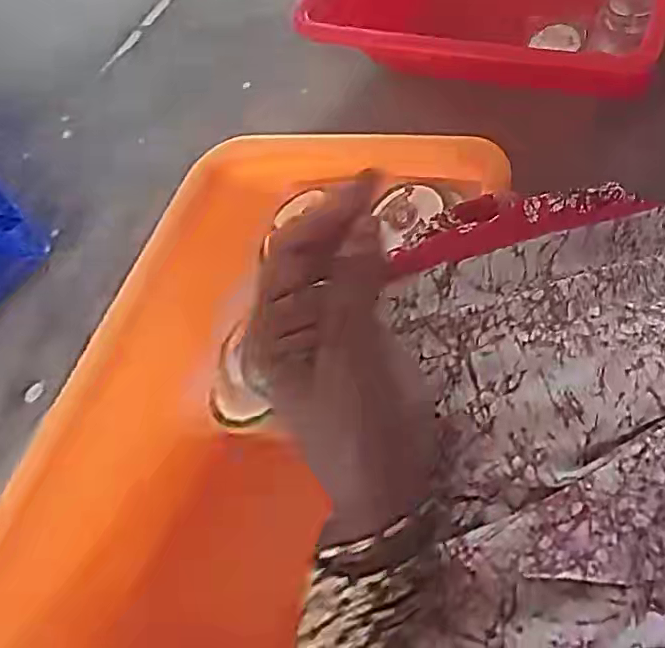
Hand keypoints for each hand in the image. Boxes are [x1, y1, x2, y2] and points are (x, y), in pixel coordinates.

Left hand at [247, 172, 429, 541]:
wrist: (386, 481)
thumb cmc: (364, 422)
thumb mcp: (355, 354)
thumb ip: (353, 289)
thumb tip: (363, 224)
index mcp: (274, 332)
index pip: (291, 253)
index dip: (327, 212)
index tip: (372, 182)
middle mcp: (287, 327)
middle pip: (304, 258)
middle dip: (338, 217)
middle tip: (383, 187)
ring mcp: (319, 334)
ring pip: (328, 270)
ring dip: (353, 235)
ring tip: (387, 208)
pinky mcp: (349, 341)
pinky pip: (352, 289)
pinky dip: (369, 262)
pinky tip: (390, 251)